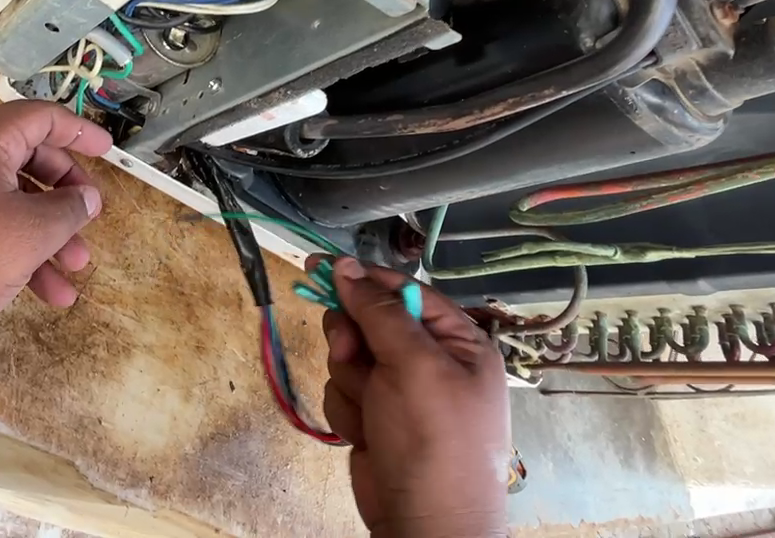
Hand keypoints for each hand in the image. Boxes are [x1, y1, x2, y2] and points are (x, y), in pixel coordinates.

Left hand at [0, 101, 109, 362]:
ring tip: (76, 270)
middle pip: (28, 159)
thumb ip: (68, 208)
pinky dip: (18, 250)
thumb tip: (87, 197)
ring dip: (48, 233)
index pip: (38, 117)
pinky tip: (46, 292)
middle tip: (90, 218)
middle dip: (66, 194)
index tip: (106, 149)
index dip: (78, 129)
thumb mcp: (30, 233)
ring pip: (11, 200)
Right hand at [312, 256, 508, 537]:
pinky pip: (344, 386)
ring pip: (349, 352)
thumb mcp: (411, 364)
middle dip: (353, 340)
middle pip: (367, 319)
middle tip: (350, 355)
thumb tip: (342, 263)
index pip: (402, 291)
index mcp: (457, 342)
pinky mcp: (375, 412)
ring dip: (351, 380)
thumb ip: (376, 310)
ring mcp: (400, 388)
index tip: (317, 267)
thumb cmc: (433, 437)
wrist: (425, 525)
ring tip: (370, 409)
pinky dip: (349, 407)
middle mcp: (430, 359)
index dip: (361, 279)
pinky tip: (366, 432)